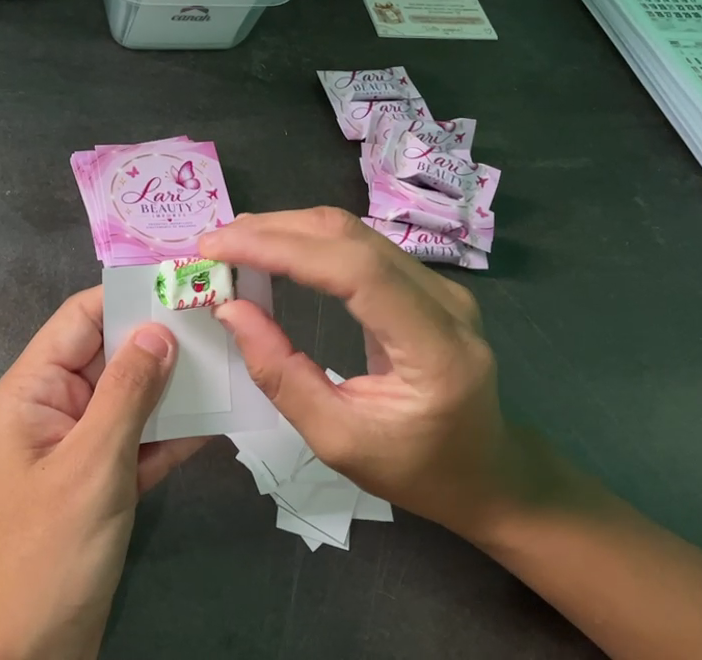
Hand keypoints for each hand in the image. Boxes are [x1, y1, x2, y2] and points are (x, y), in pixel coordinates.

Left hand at [0, 287, 208, 659]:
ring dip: (171, 386)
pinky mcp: (99, 481)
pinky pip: (137, 441)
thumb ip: (126, 394)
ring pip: (127, 398)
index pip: (78, 320)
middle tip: (220, 321)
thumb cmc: (48, 551)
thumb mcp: (91, 465)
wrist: (25, 650)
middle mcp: (52, 408)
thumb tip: (159, 330)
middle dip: (158, 339)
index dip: (125, 297)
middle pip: (107, 354)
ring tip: (228, 363)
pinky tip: (215, 419)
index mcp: (30, 391)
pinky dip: (170, 432)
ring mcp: (76, 446)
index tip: (180, 283)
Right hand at [199, 207, 519, 539]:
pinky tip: (272, 249)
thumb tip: (230, 309)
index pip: (354, 269)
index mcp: (433, 348)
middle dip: (273, 230)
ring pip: (353, 231)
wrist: (489, 473)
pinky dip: (307, 241)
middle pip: (350, 236)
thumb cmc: (416, 470)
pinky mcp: (425, 282)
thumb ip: (281, 375)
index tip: (218, 248)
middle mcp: (444, 301)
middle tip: (212, 244)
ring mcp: (440, 285)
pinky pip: (359, 244)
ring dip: (286, 229)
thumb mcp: (338, 440)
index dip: (281, 248)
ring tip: (232, 243)